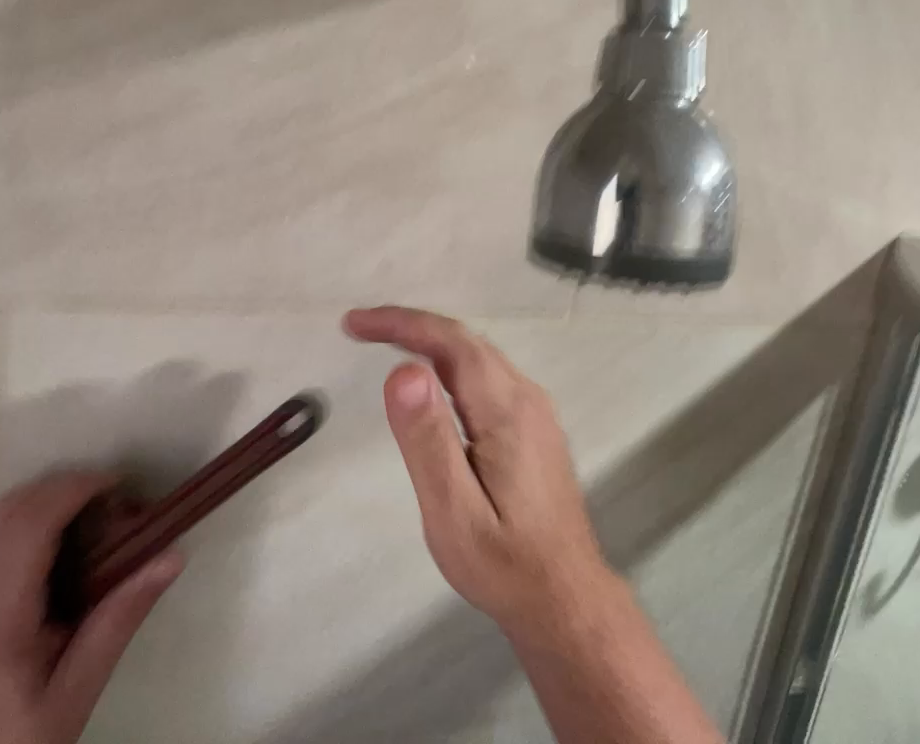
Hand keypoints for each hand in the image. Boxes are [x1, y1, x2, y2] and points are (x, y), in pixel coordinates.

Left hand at [0, 472, 183, 743]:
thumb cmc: (12, 742)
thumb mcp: (74, 693)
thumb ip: (117, 622)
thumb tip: (171, 557)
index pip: (28, 524)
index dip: (75, 489)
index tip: (124, 487)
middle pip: (7, 510)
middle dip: (63, 488)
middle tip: (117, 503)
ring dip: (46, 503)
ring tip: (97, 522)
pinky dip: (30, 526)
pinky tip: (66, 553)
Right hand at [343, 306, 622, 639]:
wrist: (564, 595)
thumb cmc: (503, 563)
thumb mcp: (453, 511)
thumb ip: (428, 440)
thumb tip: (402, 370)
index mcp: (506, 411)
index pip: (451, 344)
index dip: (402, 324)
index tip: (354, 323)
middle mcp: (527, 398)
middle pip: (467, 343)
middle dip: (412, 326)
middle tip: (359, 328)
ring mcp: (536, 412)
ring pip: (480, 358)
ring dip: (432, 341)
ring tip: (385, 342)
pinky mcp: (535, 428)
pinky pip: (489, 377)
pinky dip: (452, 363)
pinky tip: (431, 379)